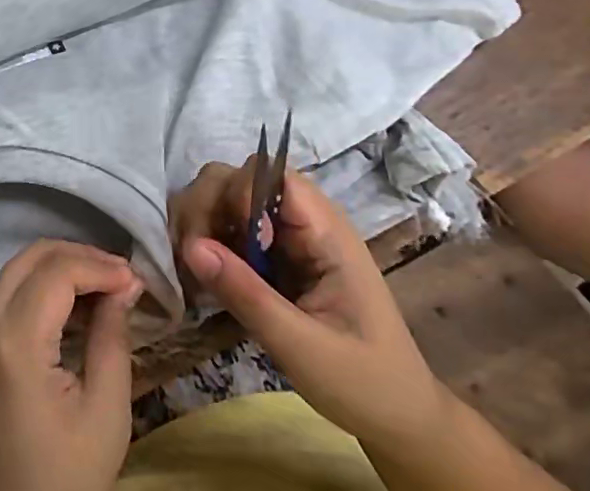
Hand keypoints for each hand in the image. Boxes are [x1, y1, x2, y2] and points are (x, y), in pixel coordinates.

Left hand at [0, 240, 143, 490]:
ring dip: (62, 267)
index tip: (136, 279)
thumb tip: (124, 285)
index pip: (58, 270)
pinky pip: (9, 292)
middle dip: (80, 255)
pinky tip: (76, 304)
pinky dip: (43, 285)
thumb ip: (112, 338)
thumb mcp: (104, 412)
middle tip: (121, 274)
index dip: (100, 265)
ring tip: (106, 285)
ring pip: (18, 269)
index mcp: (14, 339)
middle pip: (32, 257)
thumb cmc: (63, 476)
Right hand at [169, 160, 449, 443]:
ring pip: (227, 201)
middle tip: (190, 260)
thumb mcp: (303, 347)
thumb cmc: (363, 383)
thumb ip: (248, 295)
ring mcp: (286, 238)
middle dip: (206, 208)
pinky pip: (231, 232)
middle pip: (238, 179)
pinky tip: (201, 282)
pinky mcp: (273, 257)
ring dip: (201, 227)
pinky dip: (208, 248)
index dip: (236, 193)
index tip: (221, 241)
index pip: (269, 173)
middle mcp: (302, 221)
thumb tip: (191, 247)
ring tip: (192, 275)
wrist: (398, 416)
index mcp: (324, 229)